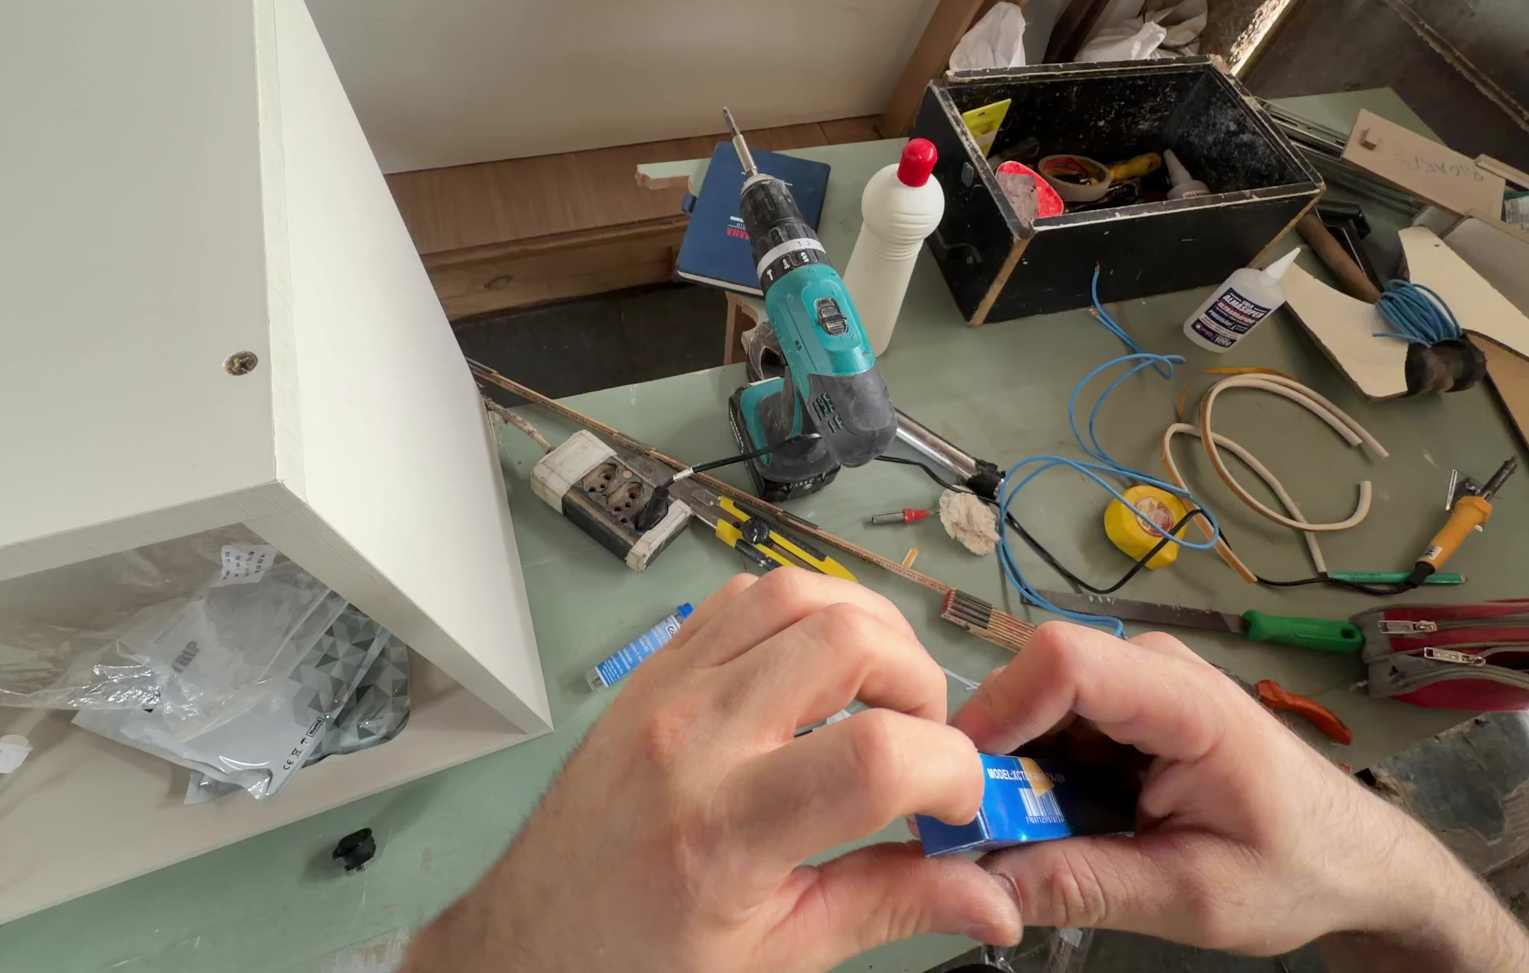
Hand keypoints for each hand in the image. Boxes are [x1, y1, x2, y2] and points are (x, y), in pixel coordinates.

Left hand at [405, 570, 1021, 972]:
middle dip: (918, 678)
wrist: (533, 934)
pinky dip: (804, 607)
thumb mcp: (778, 954)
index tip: (955, 800)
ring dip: (866, 625)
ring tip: (881, 684)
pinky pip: (744, 593)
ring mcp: (671, 682)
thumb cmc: (646, 962)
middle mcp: (696, 733)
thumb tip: (995, 901)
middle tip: (921, 733)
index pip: (874, 758)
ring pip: (796, 592)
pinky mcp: (660, 662)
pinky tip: (817, 657)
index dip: (950, 771)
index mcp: (725, 831)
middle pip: (843, 641)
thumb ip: (894, 908)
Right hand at [951, 622, 1528, 970]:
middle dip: (999, 749)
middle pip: (1038, 678)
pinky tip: (1064, 810)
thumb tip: (982, 884)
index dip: (1004, 707)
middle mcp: (1151, 663)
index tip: (964, 780)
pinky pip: (1056, 717)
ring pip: (1037, 698)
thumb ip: (1085, 886)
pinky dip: (1041, 766)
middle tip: (985, 825)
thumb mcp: (1194, 897)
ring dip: (1018, 762)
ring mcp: (1136, 673)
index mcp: (1185, 701)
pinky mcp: (1126, 694)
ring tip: (1033, 828)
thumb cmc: (1298, 871)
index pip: (1068, 662)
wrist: (1358, 855)